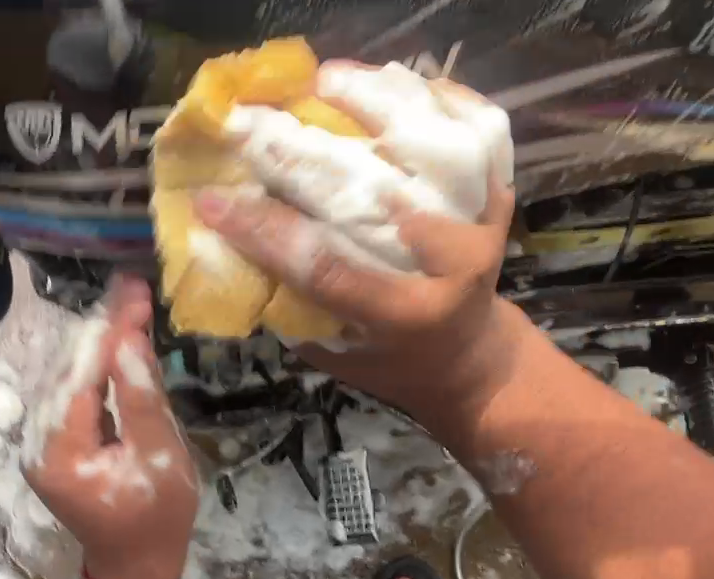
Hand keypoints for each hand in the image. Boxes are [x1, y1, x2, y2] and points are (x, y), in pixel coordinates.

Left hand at [24, 278, 198, 578]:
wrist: (132, 563)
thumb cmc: (156, 518)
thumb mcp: (160, 459)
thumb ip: (142, 398)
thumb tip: (129, 339)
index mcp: (59, 452)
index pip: (79, 376)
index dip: (107, 329)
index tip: (133, 287)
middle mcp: (37, 444)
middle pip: (65, 370)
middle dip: (101, 327)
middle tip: (135, 286)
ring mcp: (39, 444)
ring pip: (63, 376)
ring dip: (97, 342)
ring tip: (130, 304)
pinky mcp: (50, 443)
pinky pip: (69, 393)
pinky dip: (93, 366)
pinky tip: (116, 342)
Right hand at [194, 65, 524, 414]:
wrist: (472, 354)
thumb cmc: (389, 362)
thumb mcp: (334, 353)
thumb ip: (294, 307)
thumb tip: (234, 249)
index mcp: (406, 316)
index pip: (326, 266)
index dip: (266, 232)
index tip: (212, 201)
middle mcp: (453, 263)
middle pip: (371, 194)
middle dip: (299, 155)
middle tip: (247, 124)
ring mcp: (484, 219)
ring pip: (429, 143)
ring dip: (370, 103)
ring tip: (318, 81)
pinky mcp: (501, 188)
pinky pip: (474, 122)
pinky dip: (429, 96)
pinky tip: (384, 82)